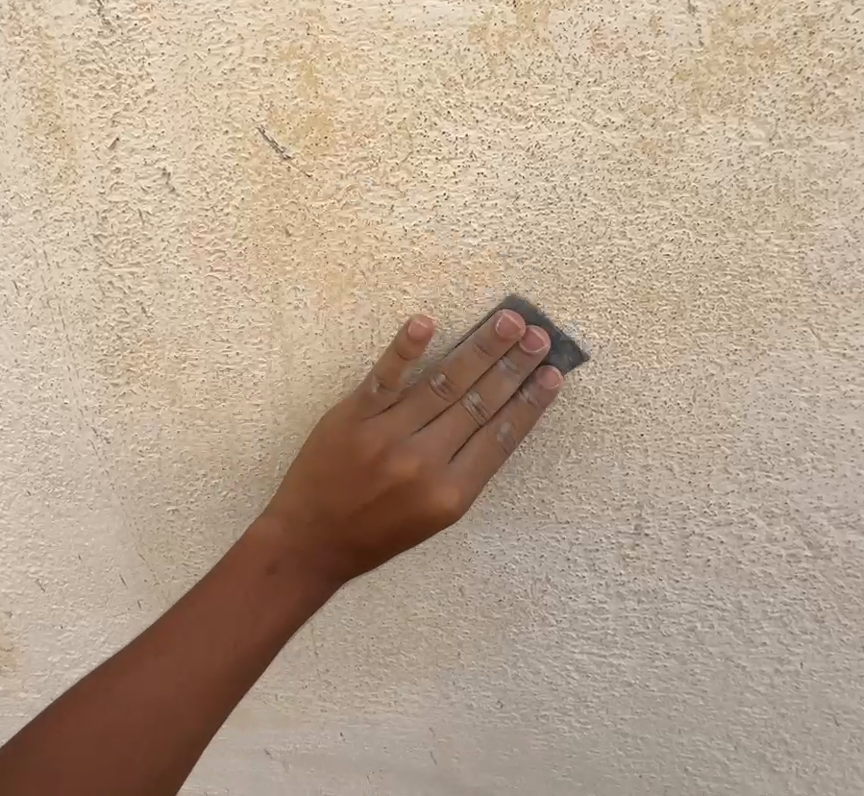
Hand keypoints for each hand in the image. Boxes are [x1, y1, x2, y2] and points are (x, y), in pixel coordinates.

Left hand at [253, 309, 563, 589]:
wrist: (309, 541)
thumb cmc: (375, 533)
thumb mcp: (433, 518)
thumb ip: (464, 471)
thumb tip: (498, 420)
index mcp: (450, 494)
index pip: (501, 437)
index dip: (530, 403)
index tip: (554, 373)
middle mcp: (423, 462)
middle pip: (478, 403)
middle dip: (513, 366)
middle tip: (539, 335)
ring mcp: (386, 435)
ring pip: (443, 383)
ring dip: (479, 349)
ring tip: (507, 322)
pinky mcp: (352, 416)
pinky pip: (384, 377)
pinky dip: (406, 350)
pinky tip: (426, 323)